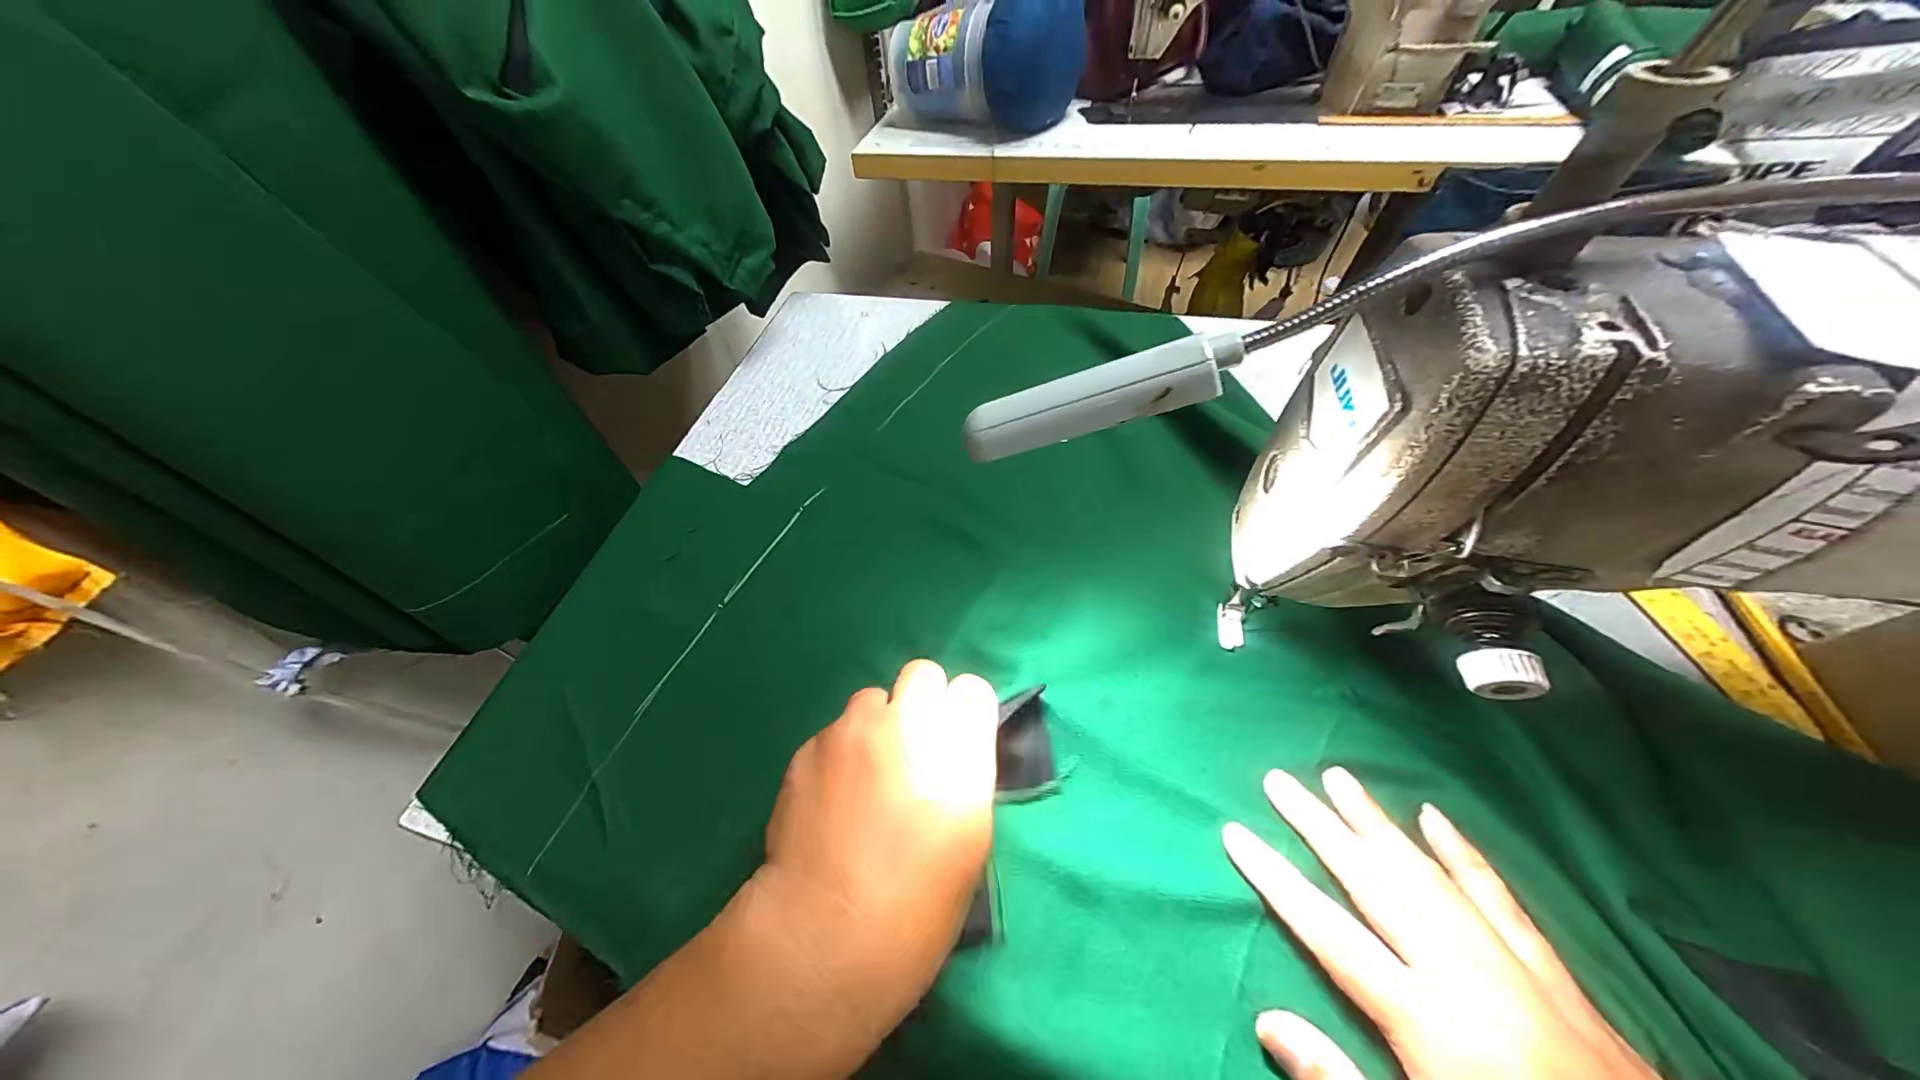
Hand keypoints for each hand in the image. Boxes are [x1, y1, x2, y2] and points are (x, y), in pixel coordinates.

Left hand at [527, 661, 998, 1079]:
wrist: (826, 934)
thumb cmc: (918, 904)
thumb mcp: (969, 837)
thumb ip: (964, 773)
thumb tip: (951, 750)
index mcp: (957, 749)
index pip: (971, 689)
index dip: (965, 714)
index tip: (957, 742)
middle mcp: (904, 723)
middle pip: (922, 674)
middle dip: (922, 702)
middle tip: (914, 749)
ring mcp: (849, 730)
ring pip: (870, 700)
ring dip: (876, 726)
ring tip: (866, 777)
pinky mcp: (807, 748)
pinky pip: (833, 733)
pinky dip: (839, 754)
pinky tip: (831, 799)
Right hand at [1223, 768, 1657, 1079]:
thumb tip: (1267, 1022)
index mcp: (1427, 1019)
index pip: (1328, 931)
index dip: (1276, 880)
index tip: (1237, 834)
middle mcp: (1464, 975)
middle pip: (1376, 883)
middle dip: (1321, 827)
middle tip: (1280, 782)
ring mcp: (1513, 968)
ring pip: (1430, 875)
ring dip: (1379, 823)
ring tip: (1340, 779)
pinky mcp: (1555, 977)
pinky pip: (1501, 901)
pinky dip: (1466, 857)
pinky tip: (1436, 819)